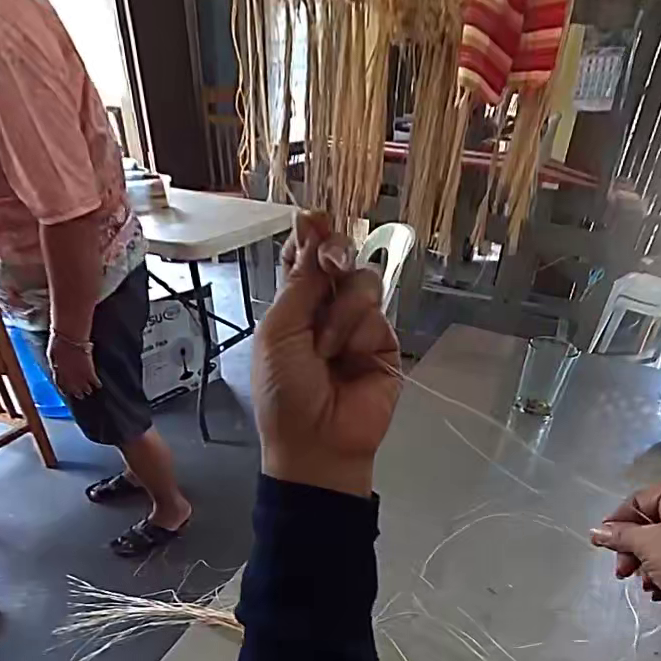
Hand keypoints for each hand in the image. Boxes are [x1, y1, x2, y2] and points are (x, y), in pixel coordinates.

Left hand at [47, 332, 98, 396]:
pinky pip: (94, 381)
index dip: (63, 390)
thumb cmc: (58, 343)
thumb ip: (55, 364)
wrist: (69, 338)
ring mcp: (80, 375)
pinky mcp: (89, 371)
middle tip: (80, 396)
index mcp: (58, 373)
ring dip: (87, 390)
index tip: (66, 393)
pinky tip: (99, 385)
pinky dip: (97, 384)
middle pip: (74, 389)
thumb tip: (56, 368)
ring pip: (84, 388)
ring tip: (89, 391)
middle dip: (77, 393)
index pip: (61, 385)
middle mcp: (69, 377)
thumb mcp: (52, 354)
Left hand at [253, 211, 401, 496]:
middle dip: (333, 258)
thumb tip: (312, 227)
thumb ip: (299, 282)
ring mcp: (356, 325)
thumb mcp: (278, 332)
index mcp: (292, 308)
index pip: (305, 259)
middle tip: (329, 267)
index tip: (315, 219)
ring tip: (325, 351)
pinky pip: (376, 312)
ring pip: (362, 281)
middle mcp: (325, 310)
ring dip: (340, 313)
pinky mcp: (383, 341)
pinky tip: (345, 360)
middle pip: (339, 259)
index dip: (311, 237)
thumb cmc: (284, 391)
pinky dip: (357, 332)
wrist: (317, 441)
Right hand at [587, 477, 660, 642]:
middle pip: (653, 522)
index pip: (639, 500)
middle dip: (634, 549)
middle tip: (624, 571)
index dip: (617, 523)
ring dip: (649, 563)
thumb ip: (619, 535)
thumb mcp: (648, 548)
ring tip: (647, 585)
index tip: (603, 545)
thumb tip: (596, 532)